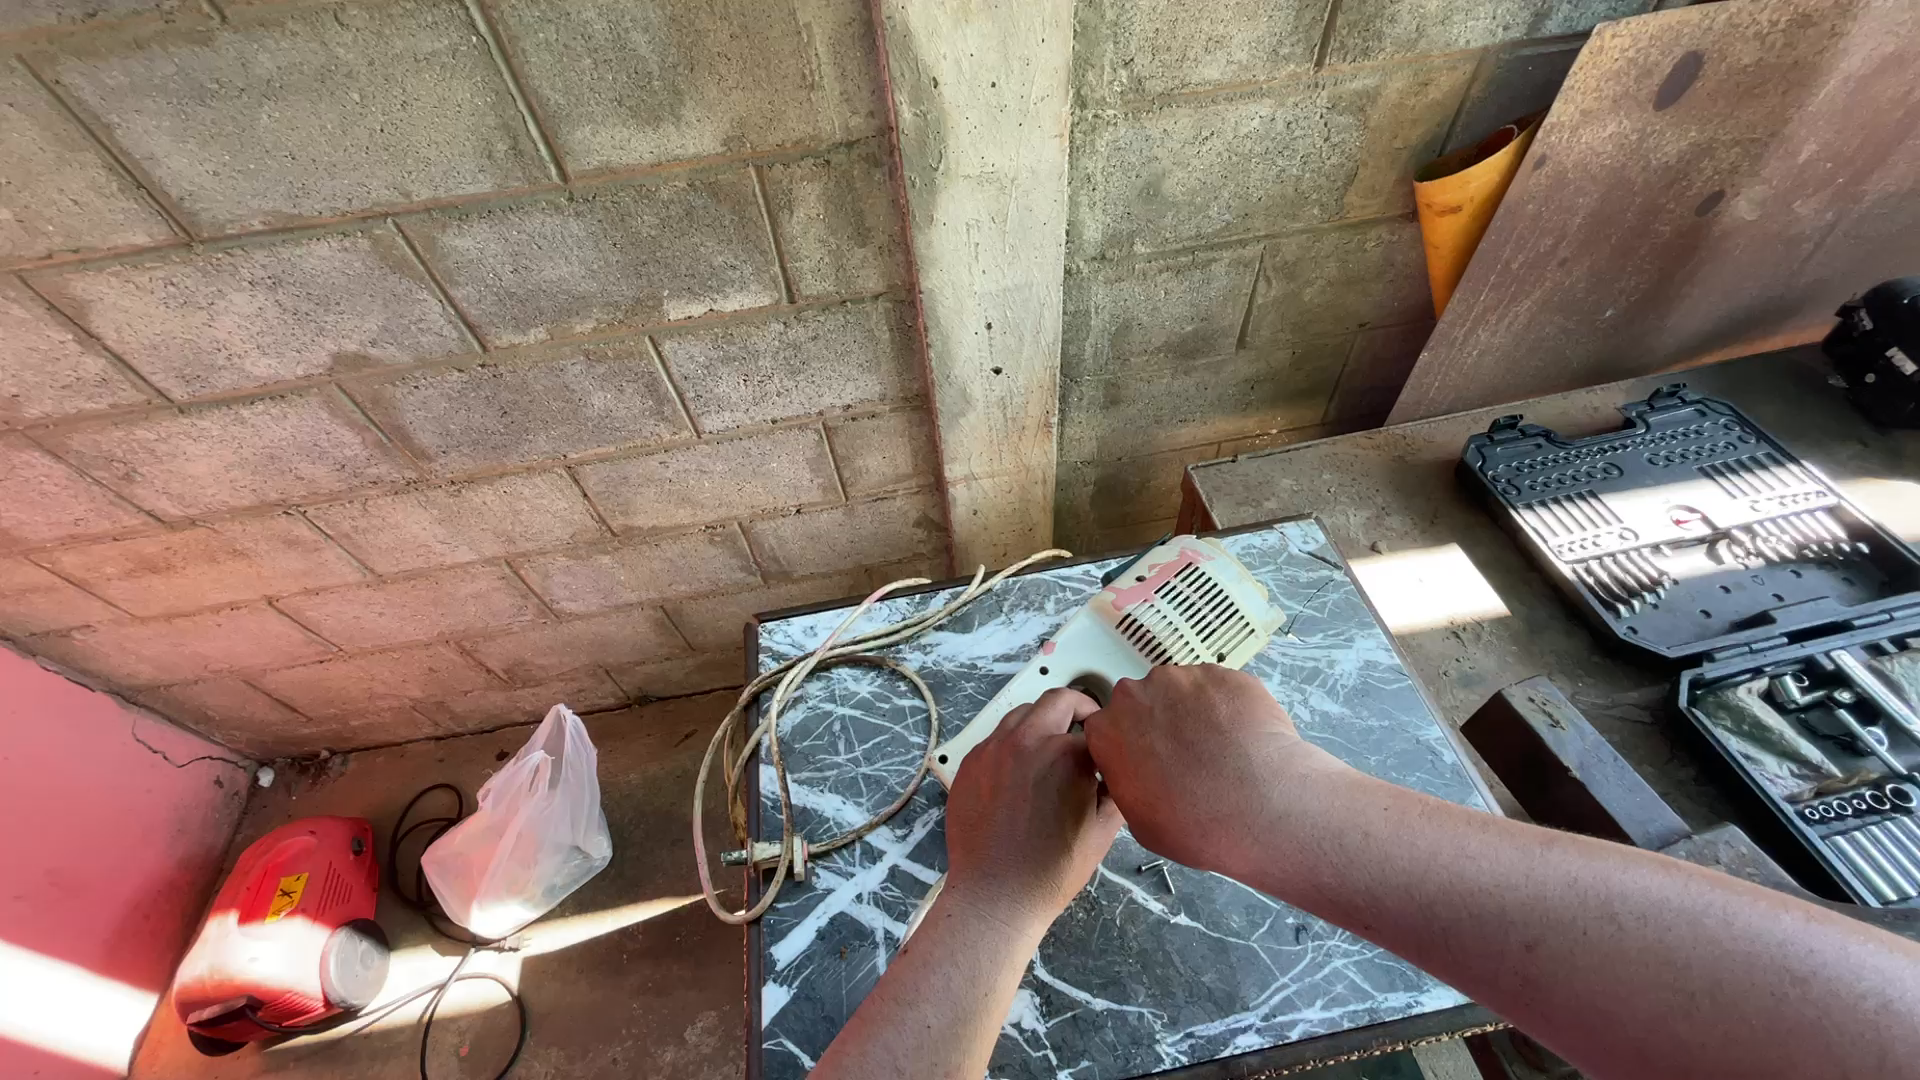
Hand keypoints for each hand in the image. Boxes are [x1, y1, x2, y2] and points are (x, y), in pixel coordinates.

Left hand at [943, 688, 1121, 929]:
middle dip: (1079, 707)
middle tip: (1088, 724)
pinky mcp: (971, 761)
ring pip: (1023, 712)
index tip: (1110, 746)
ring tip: (1053, 743)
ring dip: (1044, 719)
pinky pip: (996, 736)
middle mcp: (1027, 740)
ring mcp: (993, 748)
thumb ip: (1116, 789)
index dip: (1109, 738)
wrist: (996, 895)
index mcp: (1065, 754)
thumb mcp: (1103, 831)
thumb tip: (1118, 769)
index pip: (1097, 728)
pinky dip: (1014, 741)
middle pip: (1058, 699)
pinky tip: (1021, 767)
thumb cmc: (1052, 870)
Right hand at [1083, 665, 1349, 875]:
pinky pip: (1219, 687)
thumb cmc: (1195, 825)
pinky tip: (1243, 736)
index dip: (1130, 742)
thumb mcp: (1140, 822)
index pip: (1108, 726)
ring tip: (1221, 746)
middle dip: (1159, 719)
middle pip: (1142, 700)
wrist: (1259, 808)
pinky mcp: (1221, 674)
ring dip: (1194, 710)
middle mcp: (1136, 695)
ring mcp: (1181, 679)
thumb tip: (1141, 776)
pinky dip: (1228, 705)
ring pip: (1181, 689)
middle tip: (1187, 752)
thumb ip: (1129, 784)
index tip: (1148, 758)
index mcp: (1108, 730)